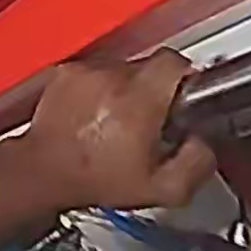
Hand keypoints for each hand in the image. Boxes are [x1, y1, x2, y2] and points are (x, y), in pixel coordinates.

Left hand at [11, 49, 215, 210]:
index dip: (185, 75)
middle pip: (147, 66)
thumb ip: (197, 164)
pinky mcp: (65, 72)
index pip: (173, 62)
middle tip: (150, 120)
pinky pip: (95, 71)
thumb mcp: (162, 189)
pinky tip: (97, 113)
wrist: (46, 169)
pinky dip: (100, 86)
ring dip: (125, 88)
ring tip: (119, 120)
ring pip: (120, 68)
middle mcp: (110, 77)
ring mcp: (85, 72)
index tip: (185, 92)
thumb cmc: (97, 178)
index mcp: (138, 101)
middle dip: (154, 90)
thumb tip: (203, 142)